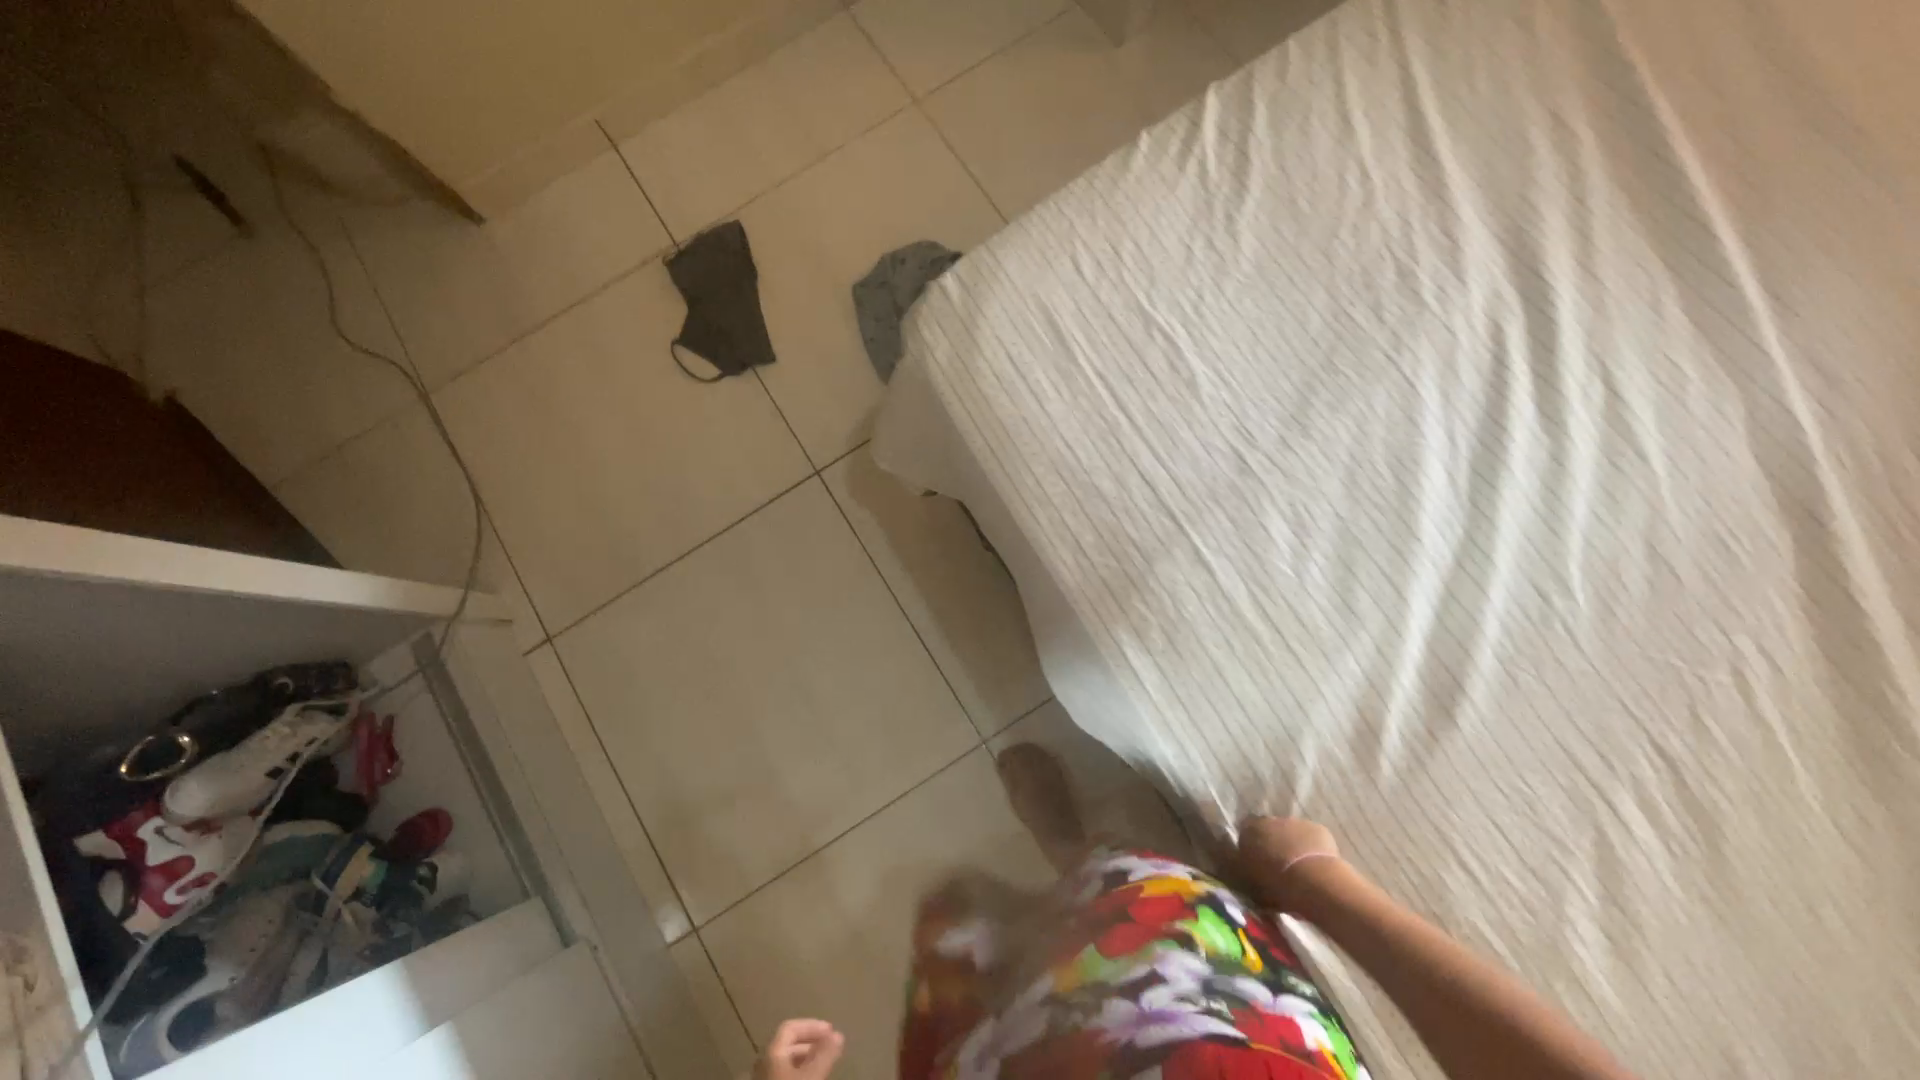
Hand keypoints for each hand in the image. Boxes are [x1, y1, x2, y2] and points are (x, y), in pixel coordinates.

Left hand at [756, 1019, 844, 1079]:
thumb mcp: (812, 1077)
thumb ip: (825, 1054)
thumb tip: (838, 1035)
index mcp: (771, 1053)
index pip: (790, 1028)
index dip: (812, 1026)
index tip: (832, 1032)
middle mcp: (761, 1064)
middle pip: (786, 1046)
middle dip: (809, 1045)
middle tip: (829, 1050)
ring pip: (783, 1064)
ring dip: (803, 1062)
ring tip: (822, 1069)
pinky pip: (780, 1077)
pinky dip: (795, 1075)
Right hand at [1237, 816, 1345, 911]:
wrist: (1313, 882)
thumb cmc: (1275, 883)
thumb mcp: (1247, 880)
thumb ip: (1240, 866)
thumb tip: (1235, 860)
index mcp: (1249, 830)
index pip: (1244, 830)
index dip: (1249, 844)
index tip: (1254, 859)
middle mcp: (1270, 819)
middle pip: (1268, 828)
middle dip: (1271, 842)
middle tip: (1276, 865)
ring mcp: (1296, 822)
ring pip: (1290, 831)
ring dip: (1291, 844)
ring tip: (1298, 867)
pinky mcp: (1318, 828)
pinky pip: (1311, 836)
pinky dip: (1311, 847)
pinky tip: (1315, 864)